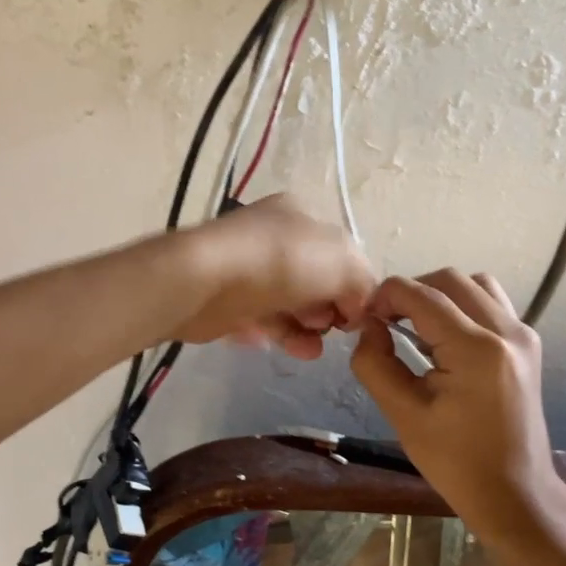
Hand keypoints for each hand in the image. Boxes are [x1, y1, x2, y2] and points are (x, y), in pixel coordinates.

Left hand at [165, 194, 374, 359]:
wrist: (204, 282)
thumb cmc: (278, 263)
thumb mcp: (340, 261)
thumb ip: (361, 281)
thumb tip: (359, 305)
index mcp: (299, 216)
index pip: (340, 252)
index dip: (354, 284)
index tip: (359, 315)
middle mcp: (272, 239)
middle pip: (314, 280)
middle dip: (328, 308)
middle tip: (330, 327)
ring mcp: (247, 271)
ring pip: (288, 303)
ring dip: (306, 329)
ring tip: (311, 349)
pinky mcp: (226, 302)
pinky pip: (261, 319)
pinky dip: (279, 334)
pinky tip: (291, 349)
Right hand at [351, 270, 565, 530]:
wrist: (514, 492)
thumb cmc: (455, 461)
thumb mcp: (403, 415)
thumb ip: (376, 364)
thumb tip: (369, 327)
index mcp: (476, 350)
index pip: (422, 295)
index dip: (385, 297)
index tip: (363, 319)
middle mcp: (506, 331)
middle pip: (450, 280)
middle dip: (410, 292)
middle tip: (385, 323)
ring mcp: (523, 336)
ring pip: (476, 285)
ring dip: (439, 296)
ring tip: (415, 328)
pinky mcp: (527, 346)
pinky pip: (491, 304)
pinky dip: (462, 308)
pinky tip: (442, 340)